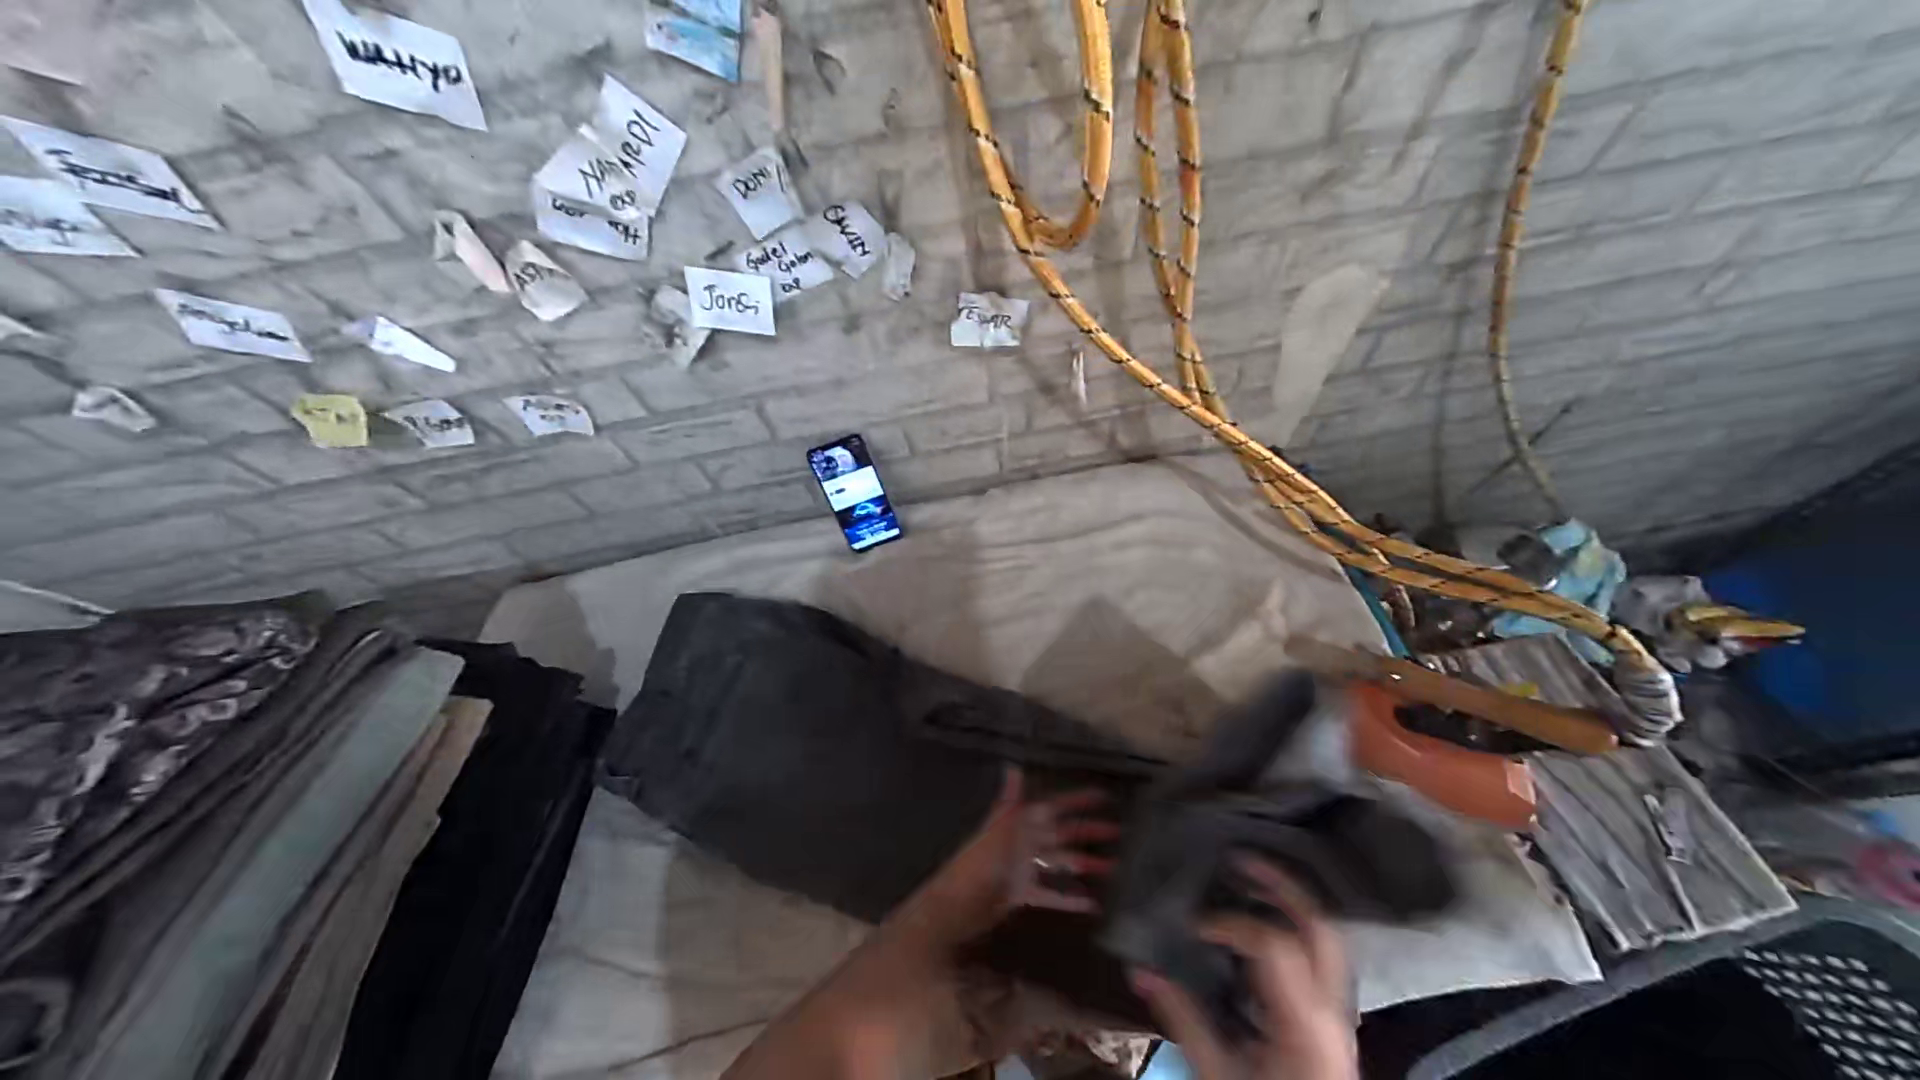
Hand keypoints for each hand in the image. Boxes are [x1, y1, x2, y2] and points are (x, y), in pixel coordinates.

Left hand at [891, 768, 1117, 952]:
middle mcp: (1024, 841)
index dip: (1077, 800)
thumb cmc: (979, 863)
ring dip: (1084, 864)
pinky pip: (1051, 894)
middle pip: (1062, 833)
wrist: (955, 906)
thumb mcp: (997, 828)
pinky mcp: (1022, 894)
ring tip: (1114, 867)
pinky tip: (1091, 904)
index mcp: (1020, 822)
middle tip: (1120, 832)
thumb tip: (1012, 764)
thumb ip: (1010, 800)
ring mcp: (1024, 868)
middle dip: (1088, 831)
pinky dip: (1069, 897)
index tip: (1104, 796)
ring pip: (1060, 862)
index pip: (1055, 806)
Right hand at [1132, 858, 1356, 1079]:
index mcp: (1302, 1024)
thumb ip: (1182, 1019)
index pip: (1274, 946)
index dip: (1232, 925)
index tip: (1197, 927)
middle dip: (1281, 886)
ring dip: (1292, 901)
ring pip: (1329, 939)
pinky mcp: (1334, 1021)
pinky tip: (1265, 921)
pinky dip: (1295, 927)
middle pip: (1319, 928)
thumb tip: (1141, 972)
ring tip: (1252, 877)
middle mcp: (1331, 1012)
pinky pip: (1323, 956)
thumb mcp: (1219, 1075)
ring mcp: (1339, 1015)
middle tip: (1240, 860)